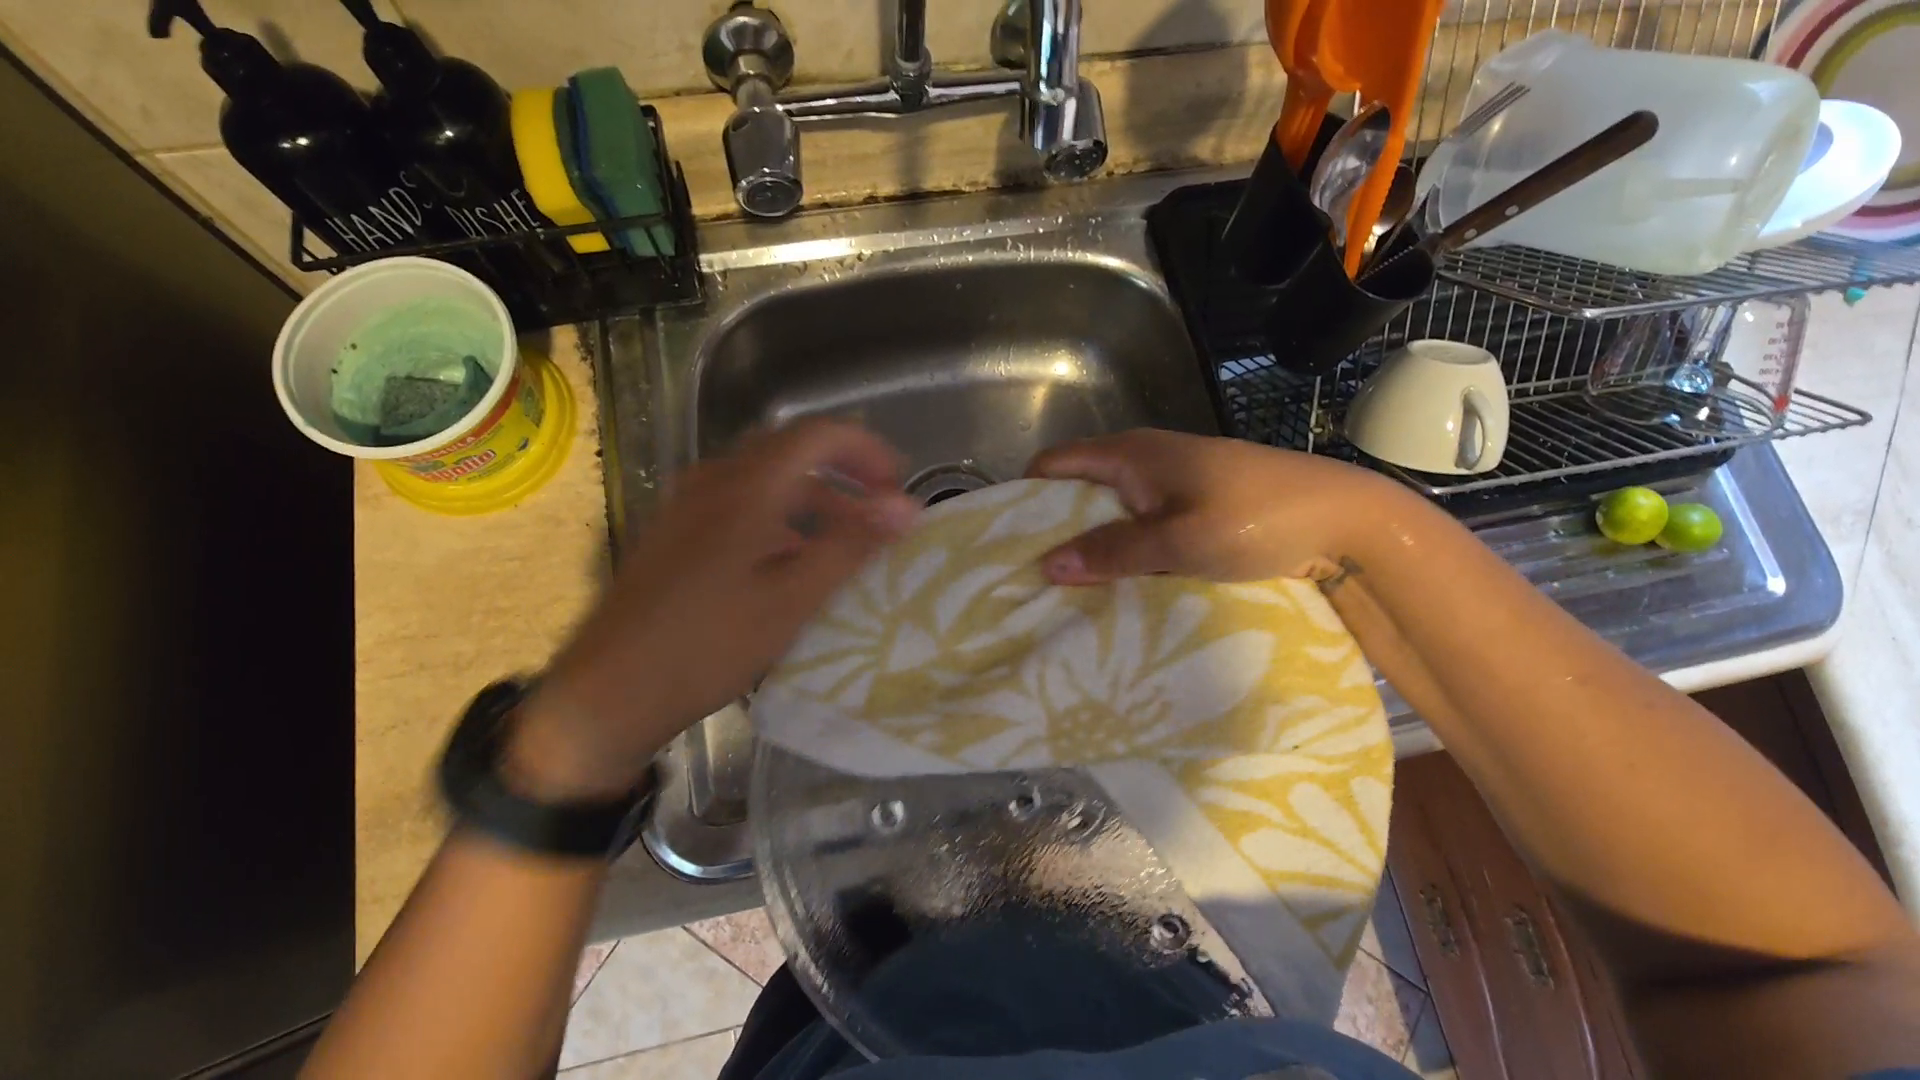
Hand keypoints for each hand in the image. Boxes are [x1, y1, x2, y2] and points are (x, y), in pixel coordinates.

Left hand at [505, 420, 918, 798]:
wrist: (608, 690)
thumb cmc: (708, 645)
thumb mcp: (792, 600)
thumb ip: (851, 547)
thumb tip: (907, 507)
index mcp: (745, 486)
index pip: (817, 435)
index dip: (865, 450)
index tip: (898, 484)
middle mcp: (713, 481)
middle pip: (789, 452)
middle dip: (842, 474)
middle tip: (877, 510)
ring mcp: (686, 506)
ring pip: (763, 481)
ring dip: (811, 500)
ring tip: (843, 543)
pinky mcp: (673, 535)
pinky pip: (737, 506)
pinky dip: (778, 519)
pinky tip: (789, 564)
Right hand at [1026, 429, 1408, 584]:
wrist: (1346, 521)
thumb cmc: (1256, 520)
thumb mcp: (1177, 541)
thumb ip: (1111, 552)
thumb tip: (1045, 565)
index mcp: (1132, 454)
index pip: (1054, 463)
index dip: (1024, 494)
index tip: (1005, 541)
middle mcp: (1147, 459)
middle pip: (1079, 487)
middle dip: (1055, 527)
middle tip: (1034, 577)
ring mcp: (1175, 480)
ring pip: (1113, 508)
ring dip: (1093, 542)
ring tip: (1071, 589)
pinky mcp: (1198, 503)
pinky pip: (1143, 522)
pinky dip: (1127, 547)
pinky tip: (1123, 582)